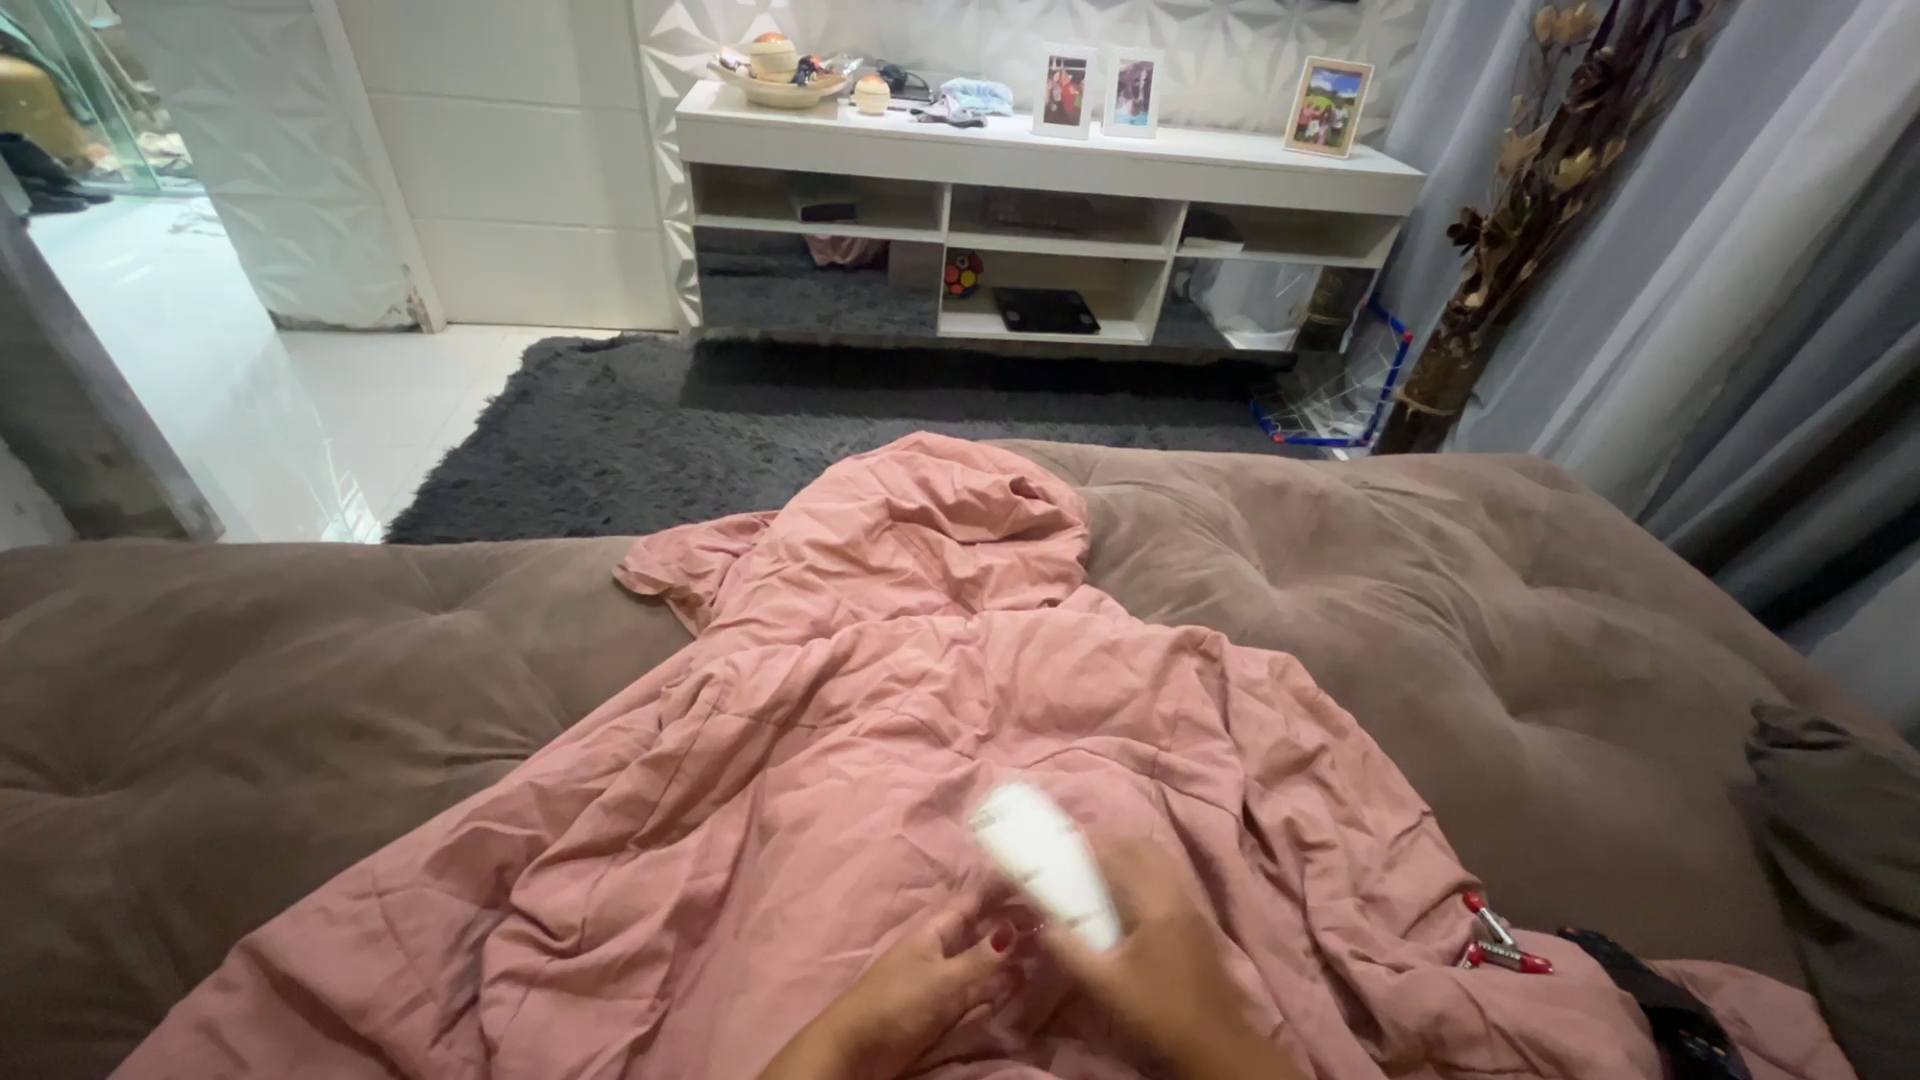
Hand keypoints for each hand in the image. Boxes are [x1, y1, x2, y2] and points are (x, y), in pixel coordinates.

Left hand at [757, 885, 1021, 1079]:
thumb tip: (1015, 928)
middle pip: (982, 928)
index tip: (1033, 873)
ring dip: (1011, 951)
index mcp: (935, 929)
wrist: (856, 1052)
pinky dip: (1000, 982)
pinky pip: (979, 987)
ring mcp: (943, 977)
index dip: (1001, 887)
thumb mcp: (942, 980)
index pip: (974, 900)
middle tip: (1052, 912)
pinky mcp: (944, 1006)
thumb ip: (980, 958)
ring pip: (984, 957)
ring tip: (1047, 942)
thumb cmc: (896, 1004)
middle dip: (1013, 919)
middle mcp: (942, 947)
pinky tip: (1021, 980)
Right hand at [1035, 837, 1302, 1079]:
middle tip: (1080, 848)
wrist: (1215, 1047)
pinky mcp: (1196, 921)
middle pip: (1142, 847)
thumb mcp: (1105, 986)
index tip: (1063, 839)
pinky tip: (1127, 892)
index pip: (1117, 855)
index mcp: (1154, 901)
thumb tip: (1043, 923)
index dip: (1089, 842)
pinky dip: (1143, 869)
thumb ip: (1070, 950)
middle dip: (1110, 840)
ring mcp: (1191, 905)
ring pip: (1158, 860)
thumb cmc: (1157, 1012)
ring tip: (1099, 864)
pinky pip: (1166, 876)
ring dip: (1128, 853)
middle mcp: (1176, 893)